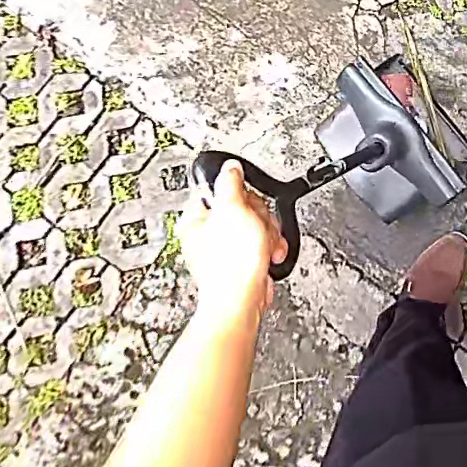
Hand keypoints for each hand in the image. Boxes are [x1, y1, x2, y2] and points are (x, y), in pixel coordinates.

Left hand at [176, 161, 286, 320]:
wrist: (242, 299)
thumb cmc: (230, 262)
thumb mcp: (232, 208)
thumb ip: (230, 182)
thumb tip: (229, 167)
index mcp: (195, 218)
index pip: (220, 189)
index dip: (240, 192)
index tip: (247, 200)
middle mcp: (208, 233)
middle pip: (244, 205)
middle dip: (259, 215)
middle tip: (257, 225)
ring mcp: (226, 248)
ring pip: (257, 224)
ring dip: (268, 232)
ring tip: (264, 244)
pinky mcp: (242, 261)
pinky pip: (262, 243)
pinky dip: (270, 247)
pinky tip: (269, 254)